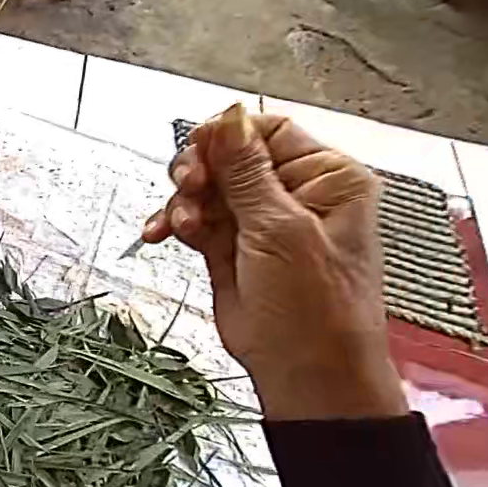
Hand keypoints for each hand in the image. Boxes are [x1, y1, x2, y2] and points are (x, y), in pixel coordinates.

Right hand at [143, 104, 406, 420]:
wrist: (300, 367)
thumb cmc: (315, 305)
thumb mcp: (280, 229)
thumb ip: (247, 172)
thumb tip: (229, 119)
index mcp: (325, 179)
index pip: (268, 133)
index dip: (227, 137)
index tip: (198, 150)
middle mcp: (291, 195)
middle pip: (228, 159)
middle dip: (200, 172)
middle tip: (188, 188)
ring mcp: (256, 222)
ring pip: (204, 190)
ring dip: (183, 203)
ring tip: (179, 224)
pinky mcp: (228, 247)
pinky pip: (192, 220)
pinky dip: (174, 223)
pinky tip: (162, 233)